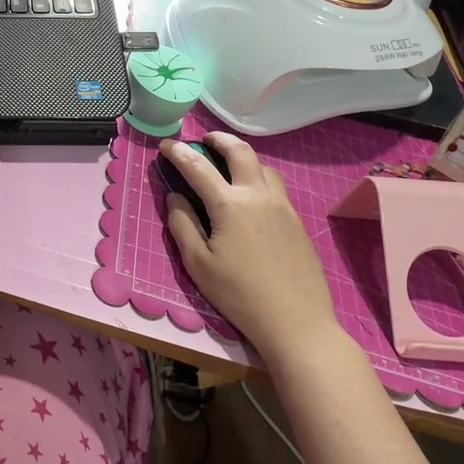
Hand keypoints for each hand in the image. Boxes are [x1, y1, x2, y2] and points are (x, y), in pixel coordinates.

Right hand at [161, 133, 339, 358]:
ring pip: (263, 166)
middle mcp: (257, 196)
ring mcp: (282, 207)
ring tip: (229, 168)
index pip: (197, 166)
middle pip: (240, 151)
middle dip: (219, 138)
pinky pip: (276, 187)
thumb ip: (182, 224)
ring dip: (243, 158)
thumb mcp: (197, 264)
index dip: (178, 152)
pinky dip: (258, 178)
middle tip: (204, 140)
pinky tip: (251, 198)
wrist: (298, 324)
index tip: (165, 146)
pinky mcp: (297, 222)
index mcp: (229, 204)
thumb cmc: (240, 295)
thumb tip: (176, 196)